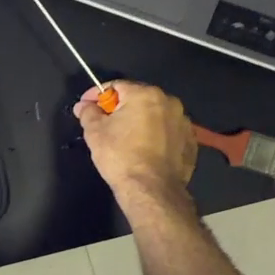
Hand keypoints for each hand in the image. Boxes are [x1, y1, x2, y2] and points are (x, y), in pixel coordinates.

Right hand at [74, 81, 197, 202]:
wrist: (151, 188)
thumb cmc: (119, 155)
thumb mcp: (94, 132)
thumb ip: (88, 113)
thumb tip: (83, 105)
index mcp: (145, 95)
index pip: (116, 86)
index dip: (96, 94)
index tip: (85, 105)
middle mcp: (169, 102)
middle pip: (138, 98)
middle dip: (120, 107)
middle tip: (104, 123)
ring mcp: (183, 122)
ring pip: (155, 114)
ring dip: (139, 120)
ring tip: (125, 138)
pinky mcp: (190, 141)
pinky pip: (168, 131)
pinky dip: (155, 135)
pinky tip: (144, 150)